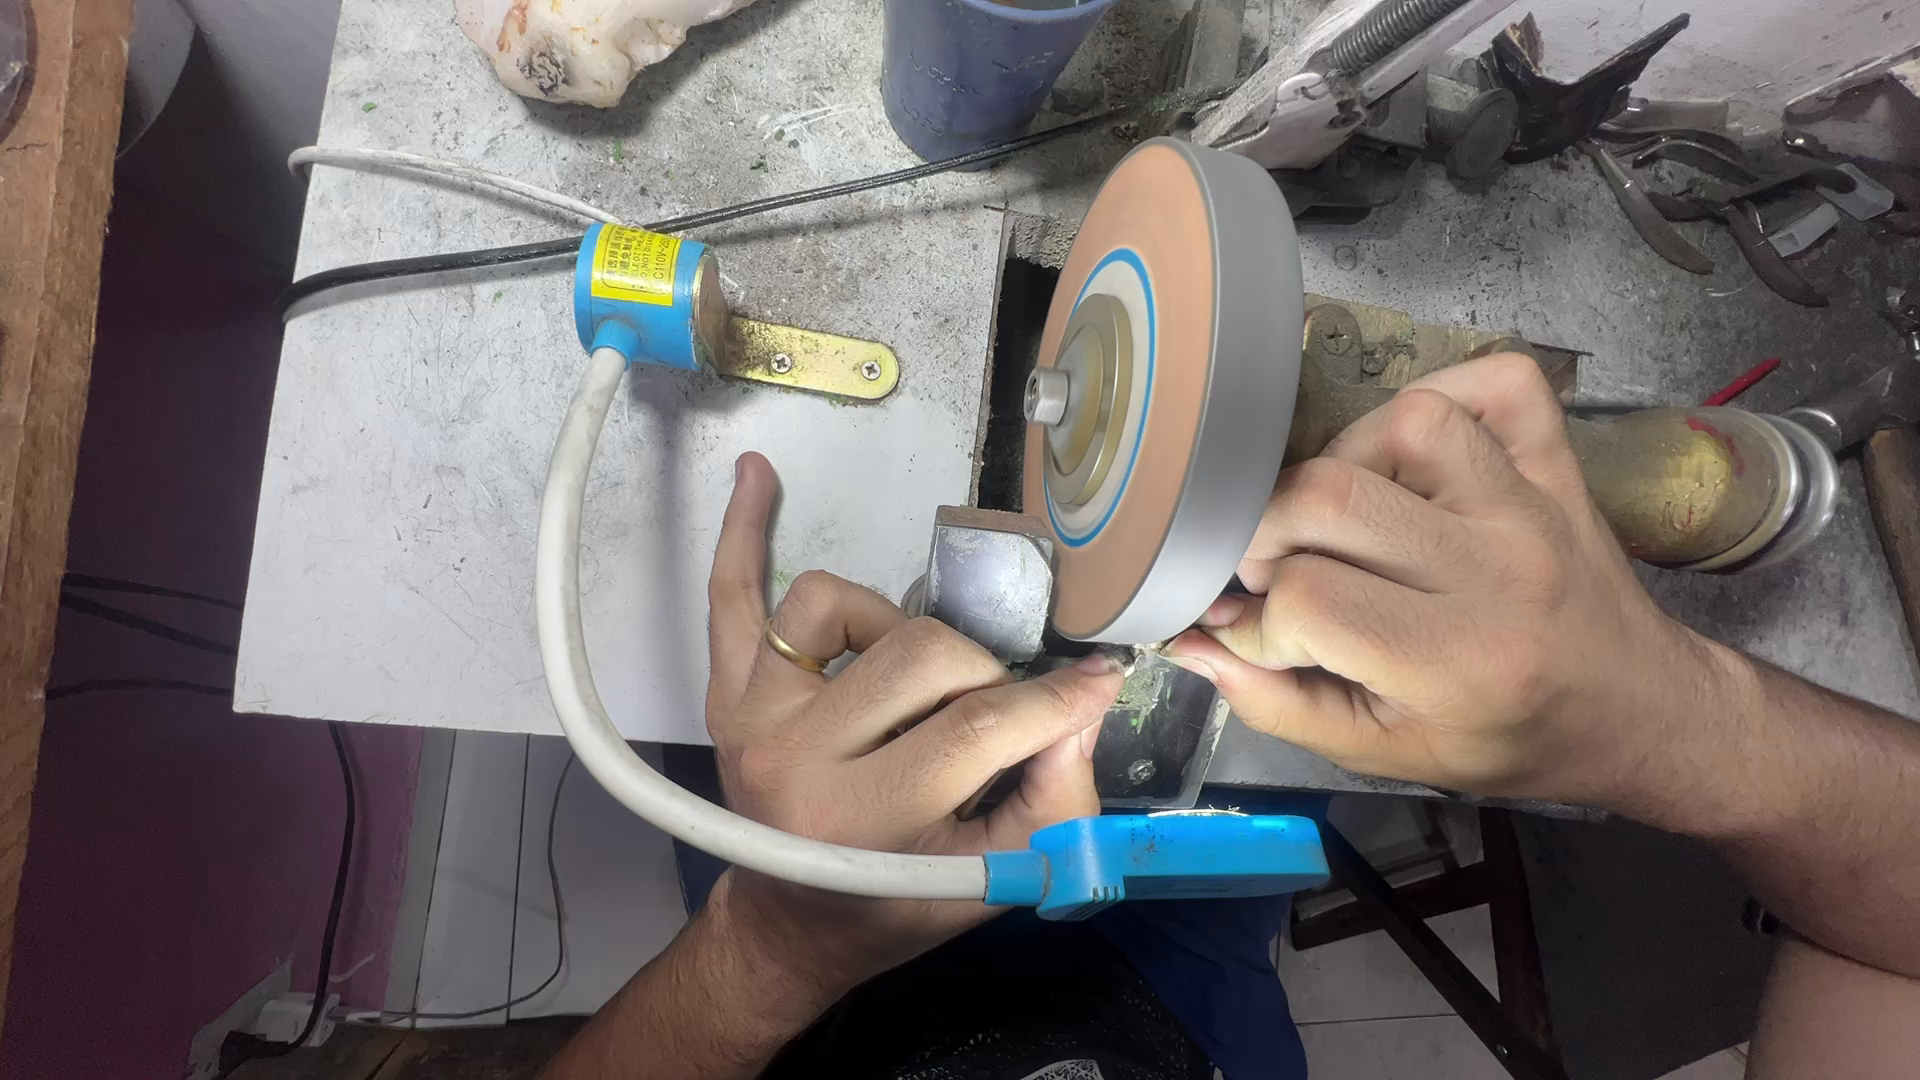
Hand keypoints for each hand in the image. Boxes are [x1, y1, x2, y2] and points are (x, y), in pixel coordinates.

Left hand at [699, 452, 1122, 999]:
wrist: (793, 923)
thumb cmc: (894, 907)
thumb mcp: (991, 881)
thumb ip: (1055, 802)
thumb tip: (1086, 701)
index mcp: (859, 823)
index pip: (975, 730)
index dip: (1052, 701)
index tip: (1099, 678)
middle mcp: (792, 759)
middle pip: (920, 653)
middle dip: (981, 676)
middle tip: (989, 708)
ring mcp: (751, 713)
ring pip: (839, 603)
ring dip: (898, 630)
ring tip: (910, 678)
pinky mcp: (729, 689)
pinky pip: (733, 594)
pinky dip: (744, 535)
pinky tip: (757, 475)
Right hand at [1165, 354, 1730, 804]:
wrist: (1640, 713)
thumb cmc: (1501, 739)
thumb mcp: (1378, 752)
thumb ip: (1273, 702)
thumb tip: (1191, 643)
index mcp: (1455, 658)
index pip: (1306, 598)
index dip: (1258, 619)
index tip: (1264, 638)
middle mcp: (1497, 568)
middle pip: (1330, 495)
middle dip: (1270, 533)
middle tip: (1283, 570)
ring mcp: (1531, 503)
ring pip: (1403, 423)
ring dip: (1342, 462)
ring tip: (1344, 514)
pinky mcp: (1555, 462)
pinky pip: (1492, 384)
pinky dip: (1436, 399)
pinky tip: (1406, 456)